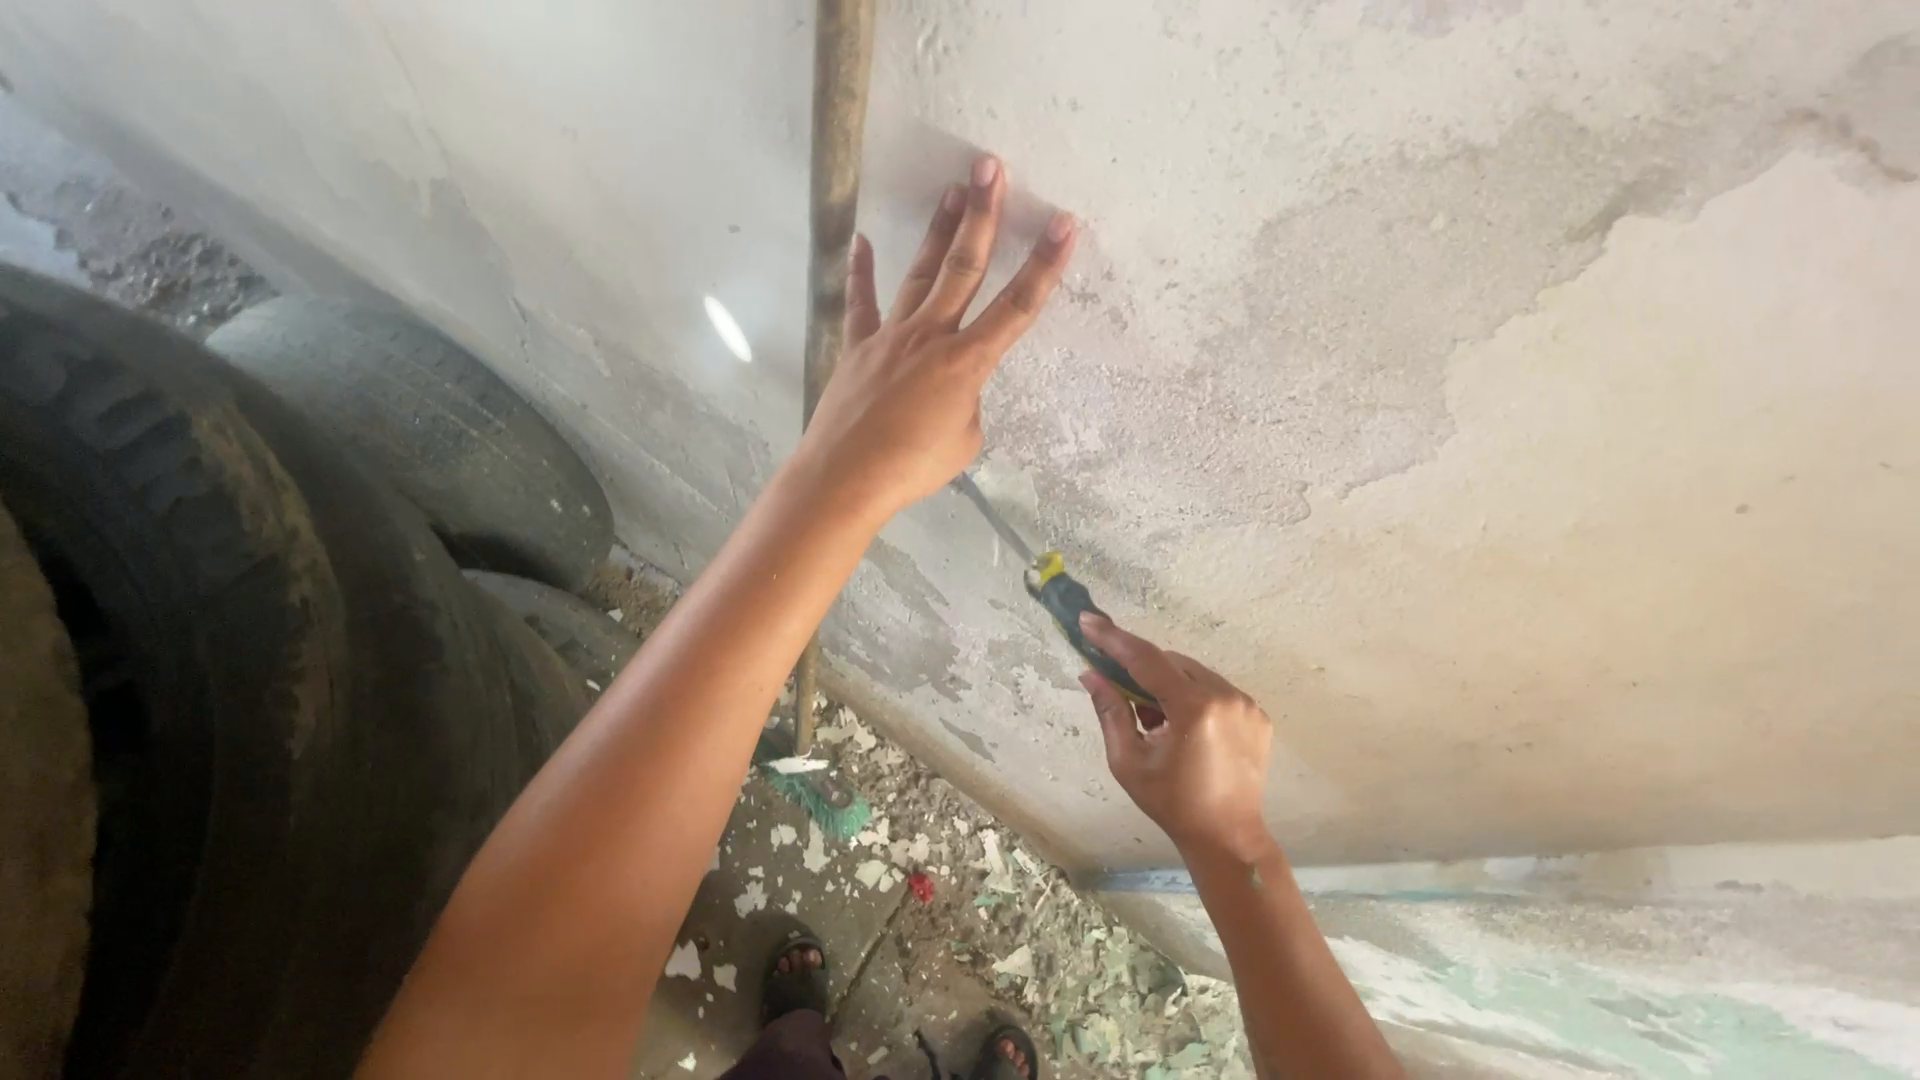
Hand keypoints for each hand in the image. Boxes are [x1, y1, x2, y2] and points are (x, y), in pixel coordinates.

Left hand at [795, 155, 1076, 514]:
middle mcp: (931, 337)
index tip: (1064, 225)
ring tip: (954, 189)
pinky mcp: (858, 347)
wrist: (846, 478)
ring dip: (940, 232)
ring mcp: (891, 337)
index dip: (1045, 267)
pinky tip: (863, 240)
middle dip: (983, 216)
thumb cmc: (911, 467)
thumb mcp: (963, 441)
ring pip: (920, 274)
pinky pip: (861, 303)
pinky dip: (862, 272)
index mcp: (966, 363)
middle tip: (992, 168)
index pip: (1017, 309)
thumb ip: (966, 404)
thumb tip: (951, 390)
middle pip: (964, 269)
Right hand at [1079, 613, 1276, 864]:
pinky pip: (1215, 689)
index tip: (1088, 620)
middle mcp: (1225, 696)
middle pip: (1171, 662)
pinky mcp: (1256, 714)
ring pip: (1194, 673)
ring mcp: (1246, 704)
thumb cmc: (1172, 803)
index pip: (1146, 659)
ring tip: (1156, 722)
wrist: (1227, 836)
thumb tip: (1091, 674)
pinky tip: (1183, 727)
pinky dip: (1192, 696)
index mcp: (1193, 709)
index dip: (1113, 638)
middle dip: (1141, 670)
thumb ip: (1110, 711)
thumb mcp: (1128, 761)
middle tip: (1123, 695)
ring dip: (1168, 683)